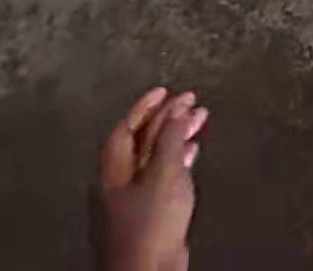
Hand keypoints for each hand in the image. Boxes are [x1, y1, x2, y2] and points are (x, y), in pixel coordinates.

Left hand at [93, 88, 207, 270]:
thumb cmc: (151, 223)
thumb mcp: (163, 173)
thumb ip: (170, 138)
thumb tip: (177, 110)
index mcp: (112, 174)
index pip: (125, 130)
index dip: (144, 107)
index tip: (164, 89)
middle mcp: (119, 184)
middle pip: (141, 141)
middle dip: (165, 117)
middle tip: (188, 98)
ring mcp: (133, 200)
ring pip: (155, 155)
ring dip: (176, 134)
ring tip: (200, 116)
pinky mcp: (150, 212)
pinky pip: (164, 172)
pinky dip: (179, 156)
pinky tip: (192, 150)